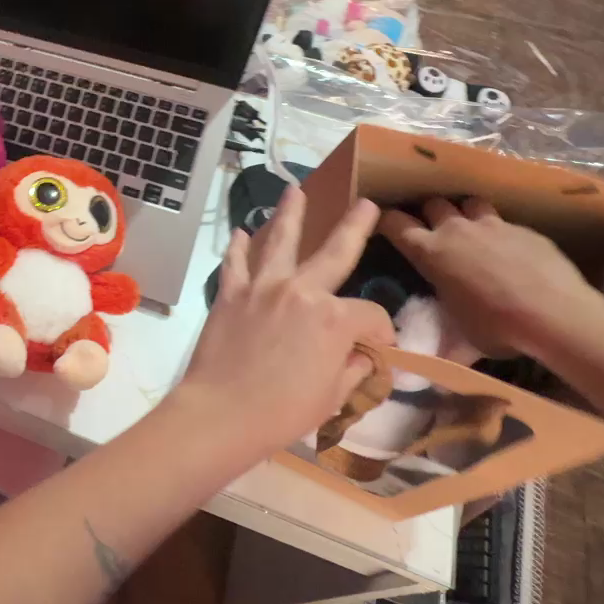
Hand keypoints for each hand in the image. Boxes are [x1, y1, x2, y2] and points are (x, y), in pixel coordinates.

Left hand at [174, 189, 395, 457]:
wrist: (223, 412)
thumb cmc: (284, 412)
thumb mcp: (334, 396)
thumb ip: (353, 368)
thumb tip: (360, 356)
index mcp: (333, 318)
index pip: (371, 316)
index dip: (381, 335)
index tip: (378, 353)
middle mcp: (300, 291)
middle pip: (334, 252)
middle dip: (353, 226)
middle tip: (365, 205)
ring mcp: (262, 287)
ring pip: (278, 241)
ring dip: (289, 214)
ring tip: (293, 191)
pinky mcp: (230, 294)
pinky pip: (236, 263)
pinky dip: (239, 247)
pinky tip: (242, 234)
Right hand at [377, 197, 603, 358]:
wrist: (557, 315)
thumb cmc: (497, 327)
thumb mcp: (461, 341)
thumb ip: (443, 349)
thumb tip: (429, 387)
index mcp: (430, 252)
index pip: (394, 223)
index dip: (385, 221)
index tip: (383, 225)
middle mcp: (456, 230)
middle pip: (433, 204)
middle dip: (430, 213)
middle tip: (434, 232)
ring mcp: (493, 226)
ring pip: (470, 203)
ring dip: (466, 214)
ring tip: (473, 233)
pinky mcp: (526, 230)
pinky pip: (507, 224)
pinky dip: (503, 234)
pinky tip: (514, 255)